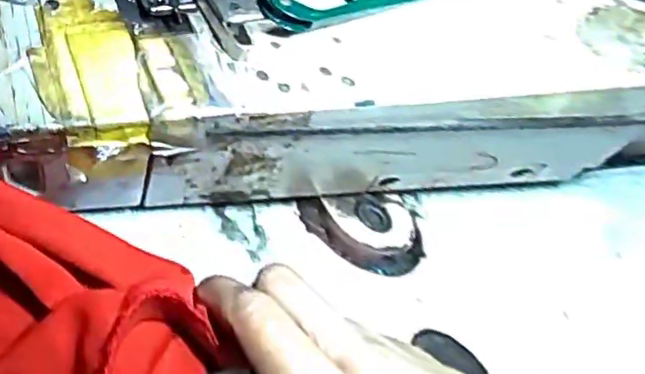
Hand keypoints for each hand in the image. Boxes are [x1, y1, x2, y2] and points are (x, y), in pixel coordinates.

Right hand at [199, 265, 453, 373]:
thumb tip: (228, 363)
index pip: (253, 306)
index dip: (214, 298)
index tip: (201, 311)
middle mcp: (372, 362)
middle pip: (281, 280)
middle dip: (250, 298)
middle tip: (241, 336)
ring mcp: (414, 363)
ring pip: (328, 305)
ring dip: (302, 325)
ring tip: (304, 371)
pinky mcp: (443, 371)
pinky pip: (375, 336)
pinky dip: (351, 350)